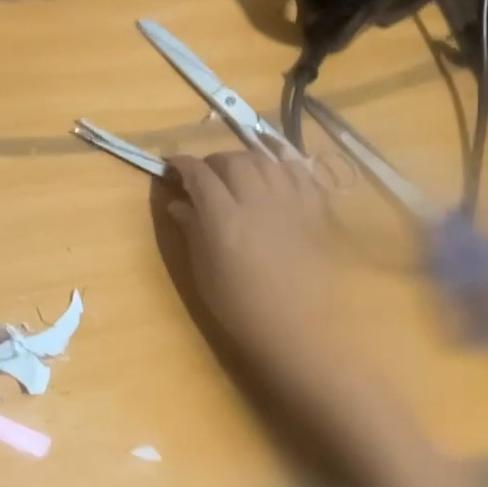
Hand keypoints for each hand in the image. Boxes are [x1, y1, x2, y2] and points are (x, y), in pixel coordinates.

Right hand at [166, 152, 335, 376]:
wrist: (295, 327)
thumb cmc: (239, 307)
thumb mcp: (204, 272)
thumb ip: (192, 231)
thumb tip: (178, 204)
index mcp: (224, 220)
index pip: (200, 175)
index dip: (183, 165)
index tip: (172, 166)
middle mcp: (257, 201)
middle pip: (233, 160)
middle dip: (213, 161)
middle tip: (204, 175)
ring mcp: (290, 201)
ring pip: (265, 160)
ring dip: (245, 160)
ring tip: (236, 174)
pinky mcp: (315, 208)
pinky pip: (296, 171)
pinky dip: (277, 166)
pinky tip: (270, 175)